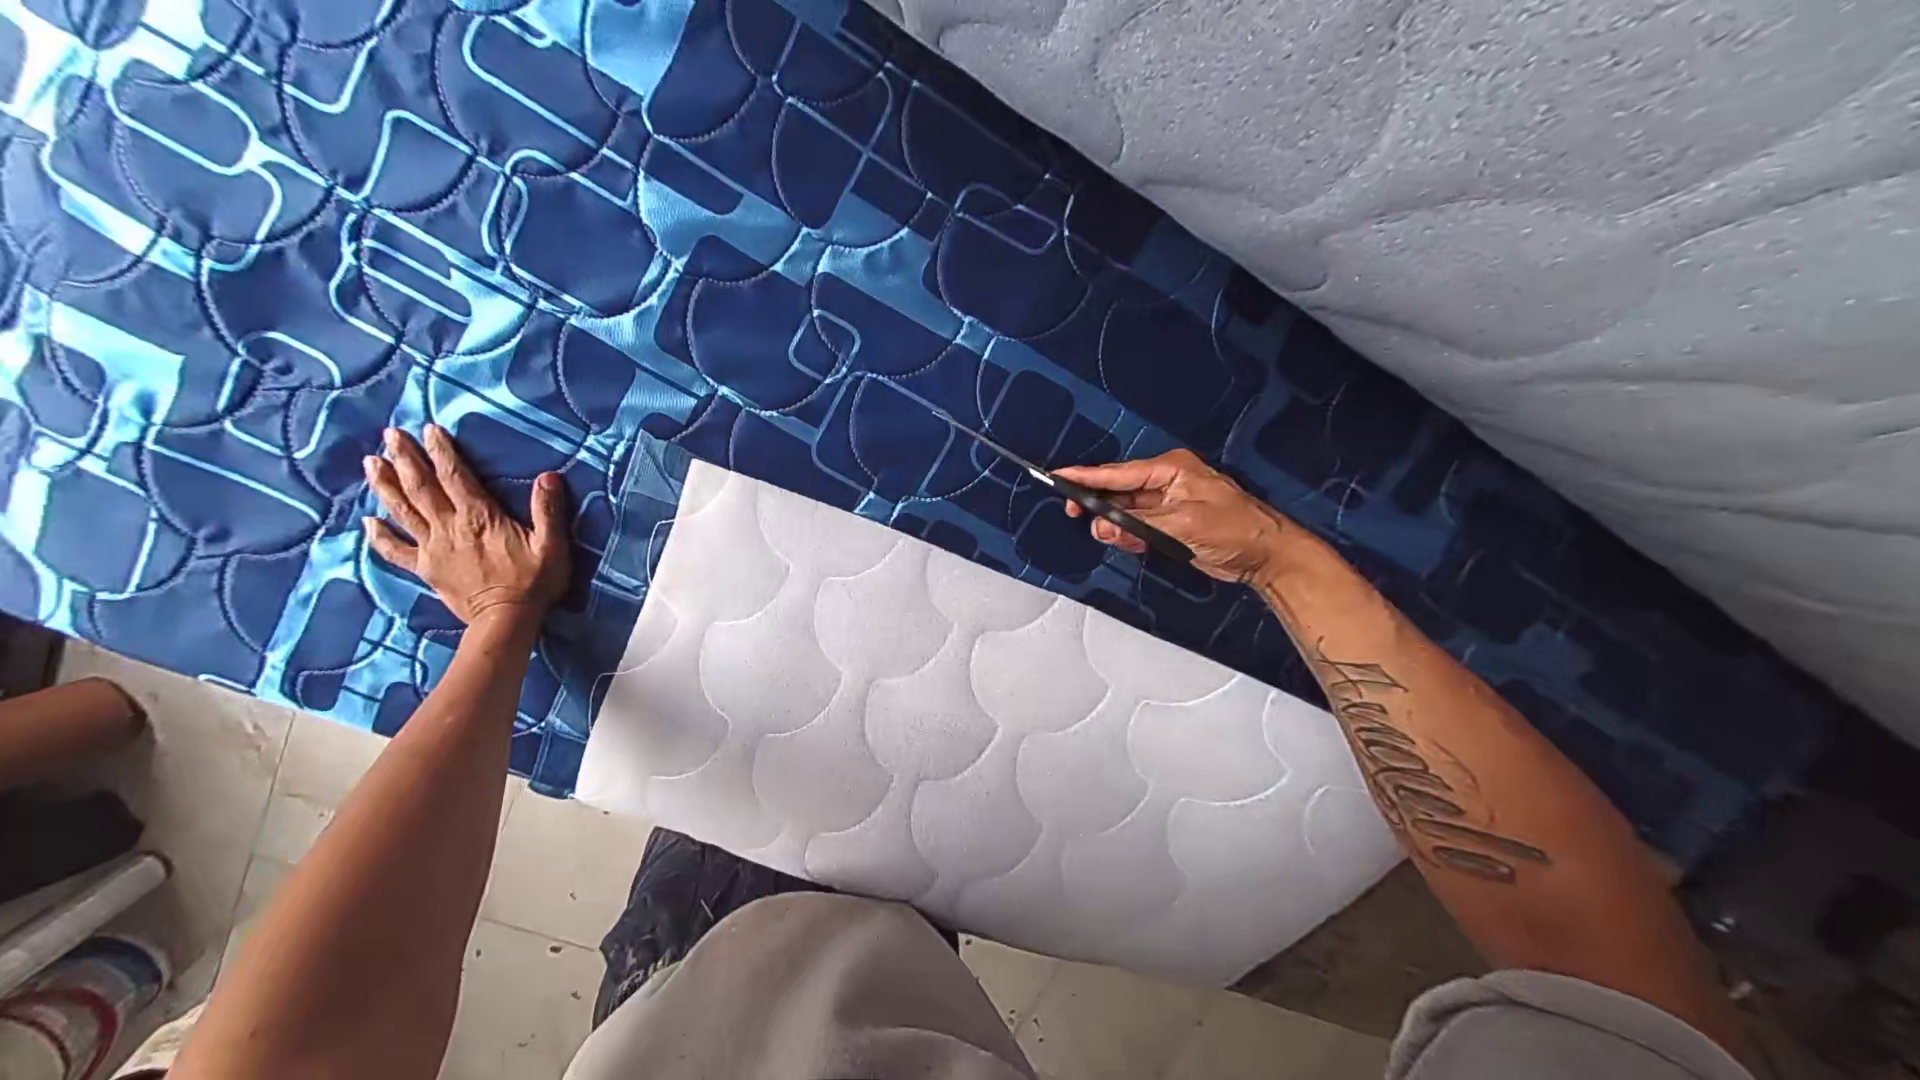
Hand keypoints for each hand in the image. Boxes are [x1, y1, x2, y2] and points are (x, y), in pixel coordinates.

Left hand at [362, 425, 570, 629]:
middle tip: (389, 434)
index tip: (429, 429)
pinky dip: (379, 535)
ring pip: (402, 510)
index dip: (442, 451)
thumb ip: (548, 510)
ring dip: (385, 485)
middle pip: (421, 487)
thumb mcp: (552, 545)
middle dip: (405, 458)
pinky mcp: (426, 568)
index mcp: (479, 517)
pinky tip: (367, 522)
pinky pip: (396, 550)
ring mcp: (433, 548)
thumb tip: (548, 477)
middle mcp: (449, 527)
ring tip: (370, 462)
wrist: (506, 619)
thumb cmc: (534, 582)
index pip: (456, 476)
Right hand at [1054, 449, 1302, 583]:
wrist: (1264, 555)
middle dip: (1098, 505)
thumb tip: (1105, 525)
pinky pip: (1136, 527)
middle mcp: (1166, 482)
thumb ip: (1140, 523)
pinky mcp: (1168, 524)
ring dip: (1114, 526)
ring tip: (1113, 536)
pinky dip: (1129, 537)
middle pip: (1117, 491)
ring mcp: (1166, 504)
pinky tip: (1132, 543)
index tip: (1059, 475)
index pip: (1119, 473)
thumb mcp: (1184, 522)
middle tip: (1076, 513)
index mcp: (1171, 469)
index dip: (1087, 476)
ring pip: (1124, 512)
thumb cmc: (1237, 528)